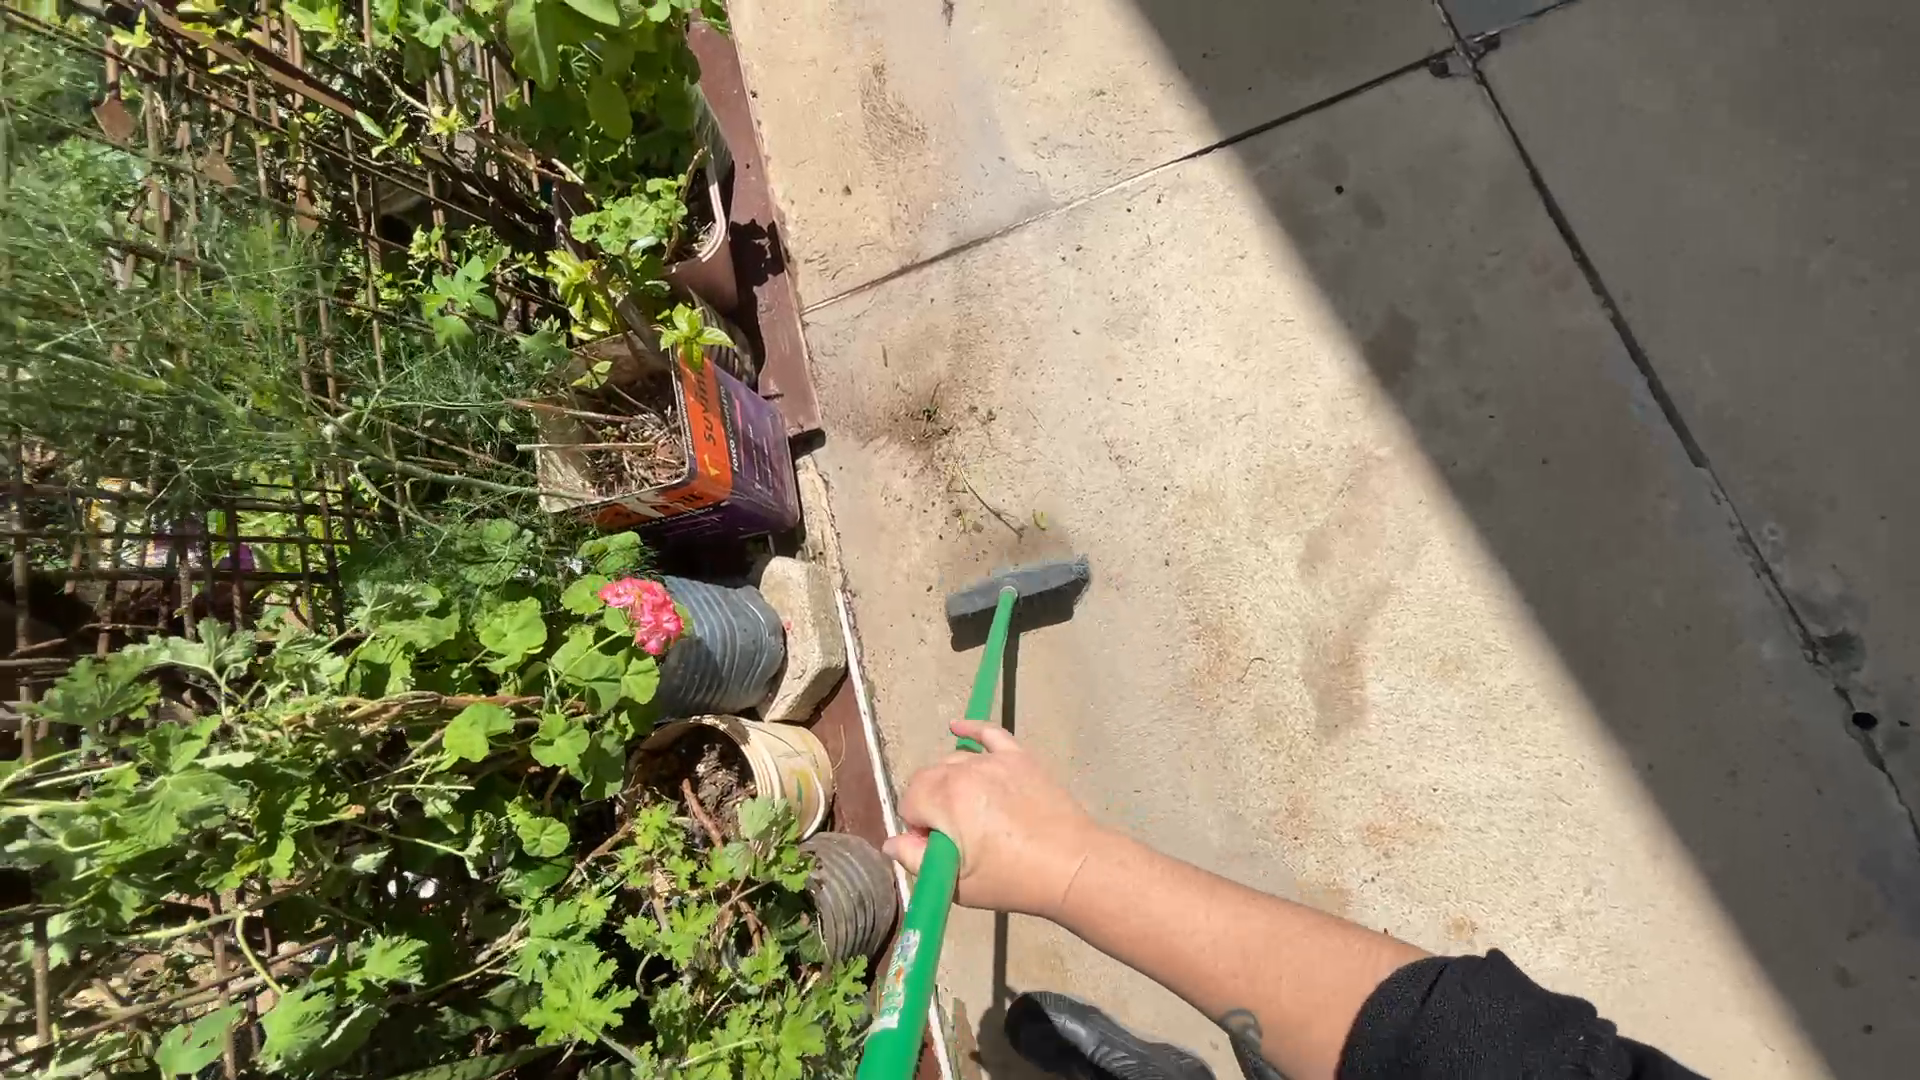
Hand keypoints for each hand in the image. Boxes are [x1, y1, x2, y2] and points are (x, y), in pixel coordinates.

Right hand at [883, 719, 1105, 917]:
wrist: (1072, 865)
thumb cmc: (1012, 879)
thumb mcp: (957, 882)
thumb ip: (916, 860)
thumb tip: (891, 842)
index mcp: (945, 797)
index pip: (909, 802)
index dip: (918, 828)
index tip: (939, 849)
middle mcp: (965, 769)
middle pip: (927, 778)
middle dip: (929, 804)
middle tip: (953, 837)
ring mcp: (994, 760)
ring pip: (954, 760)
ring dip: (949, 782)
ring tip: (967, 813)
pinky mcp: (1019, 757)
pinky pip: (989, 733)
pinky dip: (971, 728)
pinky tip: (956, 726)